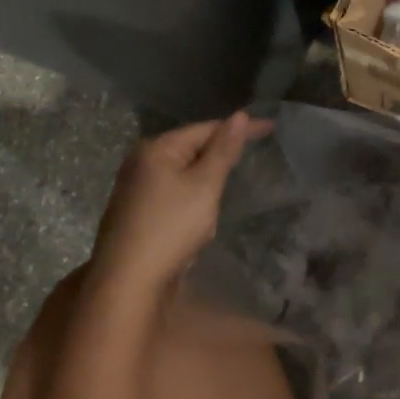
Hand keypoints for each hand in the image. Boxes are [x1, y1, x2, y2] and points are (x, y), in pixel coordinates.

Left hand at [88, 113, 268, 292]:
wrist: (127, 283)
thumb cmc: (171, 228)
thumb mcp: (205, 185)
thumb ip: (224, 150)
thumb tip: (240, 115)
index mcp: (157, 149)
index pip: (206, 128)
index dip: (240, 128)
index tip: (271, 127)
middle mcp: (140, 161)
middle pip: (191, 146)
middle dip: (221, 146)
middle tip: (254, 147)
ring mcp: (133, 188)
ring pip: (181, 168)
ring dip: (206, 169)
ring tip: (233, 170)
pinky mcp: (134, 211)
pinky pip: (171, 188)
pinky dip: (191, 188)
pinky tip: (202, 200)